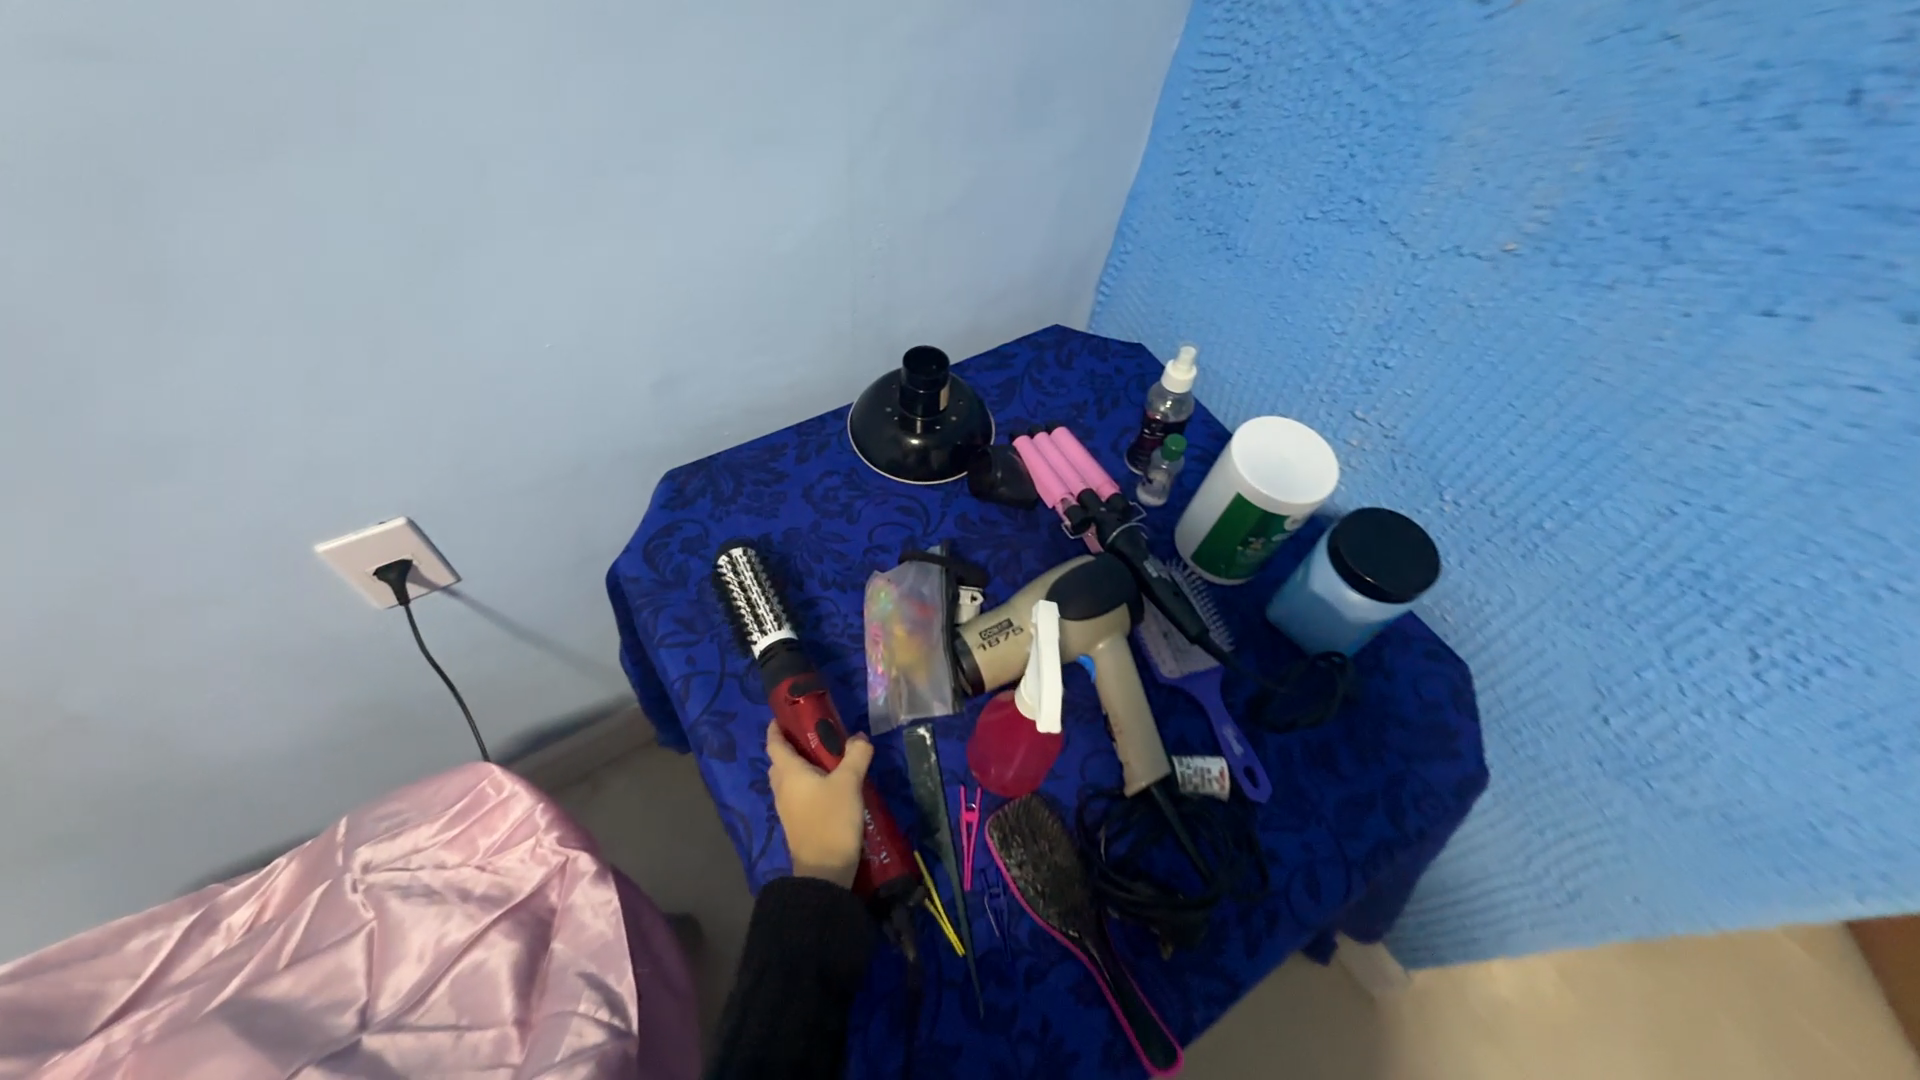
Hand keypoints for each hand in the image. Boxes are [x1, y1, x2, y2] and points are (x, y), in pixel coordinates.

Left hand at [765, 721, 874, 888]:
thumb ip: (855, 755)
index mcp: (789, 773)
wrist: (823, 871)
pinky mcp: (796, 823)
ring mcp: (787, 808)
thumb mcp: (849, 783)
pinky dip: (806, 785)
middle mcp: (782, 787)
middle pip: (780, 761)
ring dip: (800, 767)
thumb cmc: (831, 820)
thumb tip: (859, 737)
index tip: (785, 716)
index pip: (774, 743)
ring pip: (788, 779)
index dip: (776, 728)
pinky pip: (796, 795)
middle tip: (815, 736)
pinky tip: (828, 787)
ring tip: (826, 760)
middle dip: (792, 746)